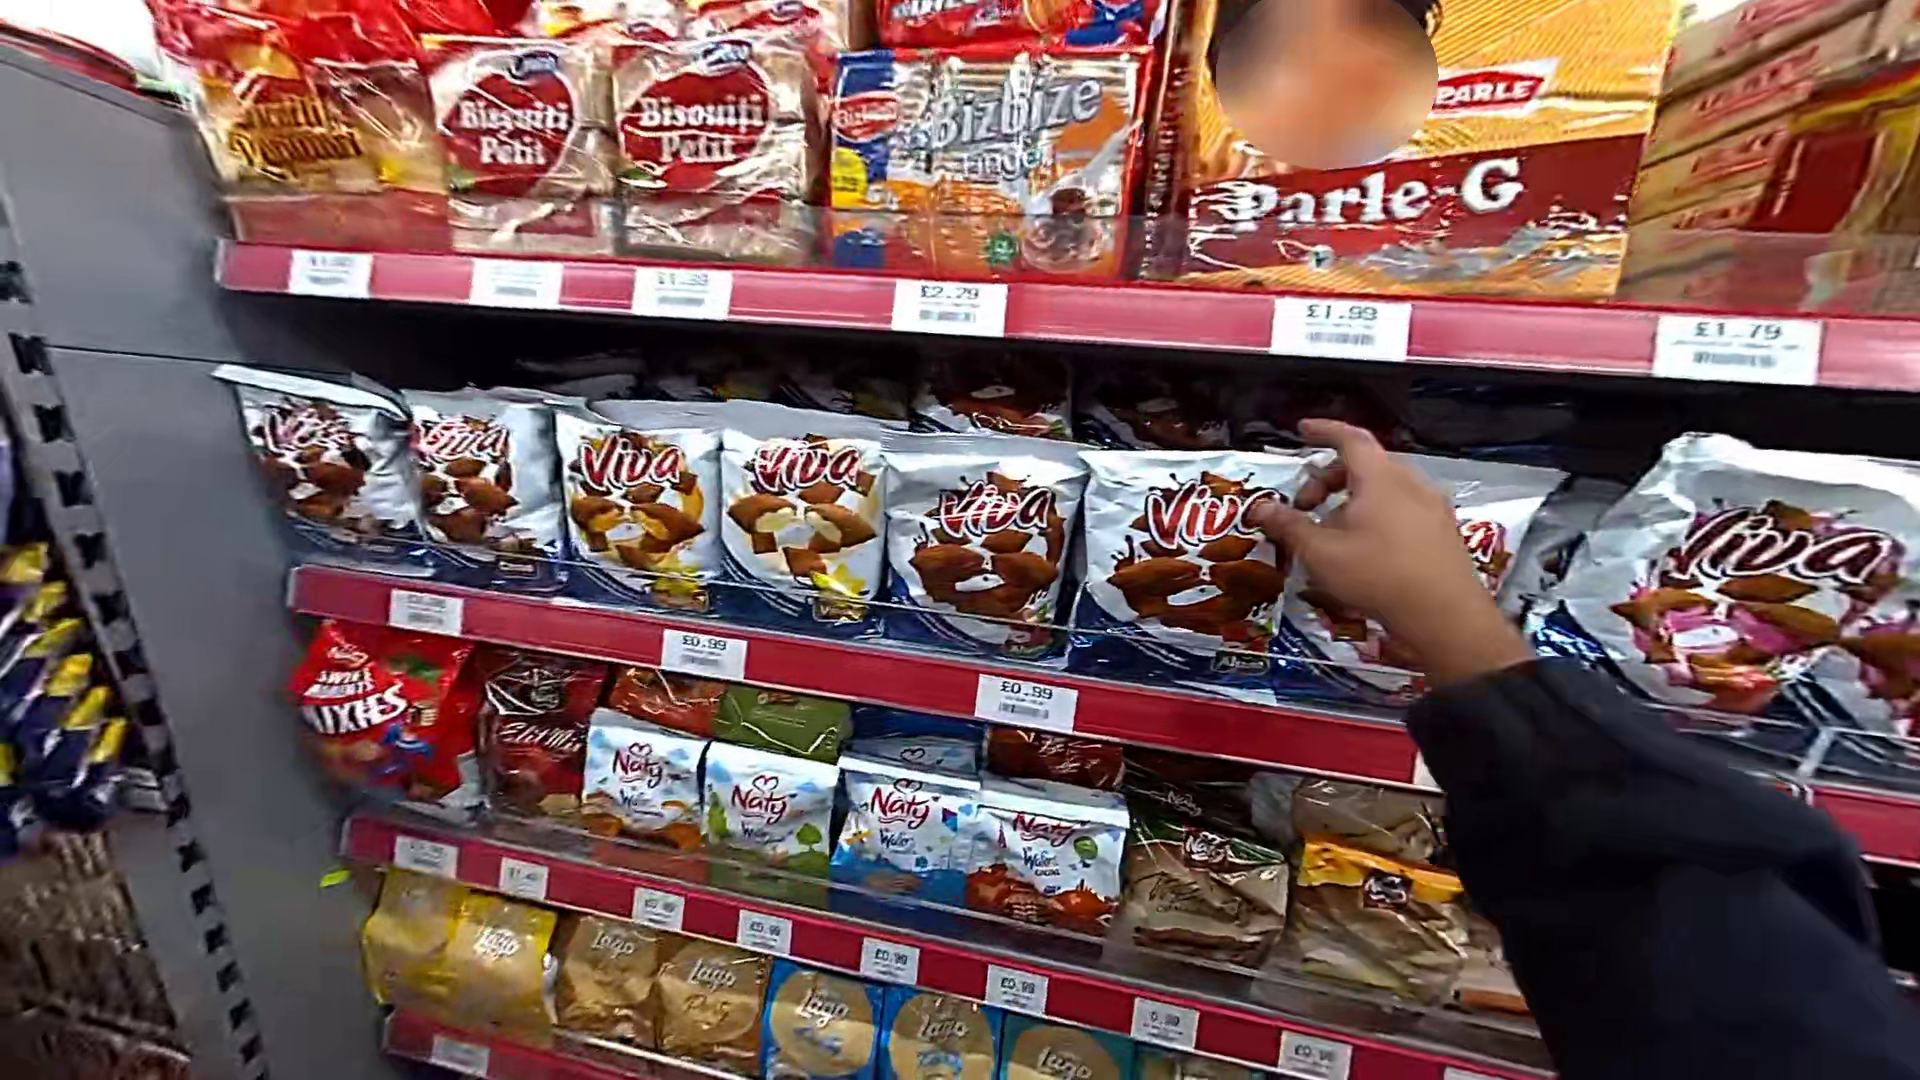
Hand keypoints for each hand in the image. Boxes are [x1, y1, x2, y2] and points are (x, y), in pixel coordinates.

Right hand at [1244, 419, 1532, 682]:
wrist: (1444, 618)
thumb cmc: (1376, 576)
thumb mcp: (1319, 552)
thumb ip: (1288, 524)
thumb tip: (1260, 506)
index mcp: (1381, 481)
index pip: (1351, 439)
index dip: (1324, 431)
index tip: (1301, 430)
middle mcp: (1411, 485)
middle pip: (1365, 463)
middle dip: (1328, 476)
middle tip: (1304, 504)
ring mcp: (1432, 507)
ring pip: (1383, 486)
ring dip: (1349, 496)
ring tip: (1328, 528)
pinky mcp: (1441, 530)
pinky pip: (1400, 505)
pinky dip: (1372, 510)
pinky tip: (1359, 544)